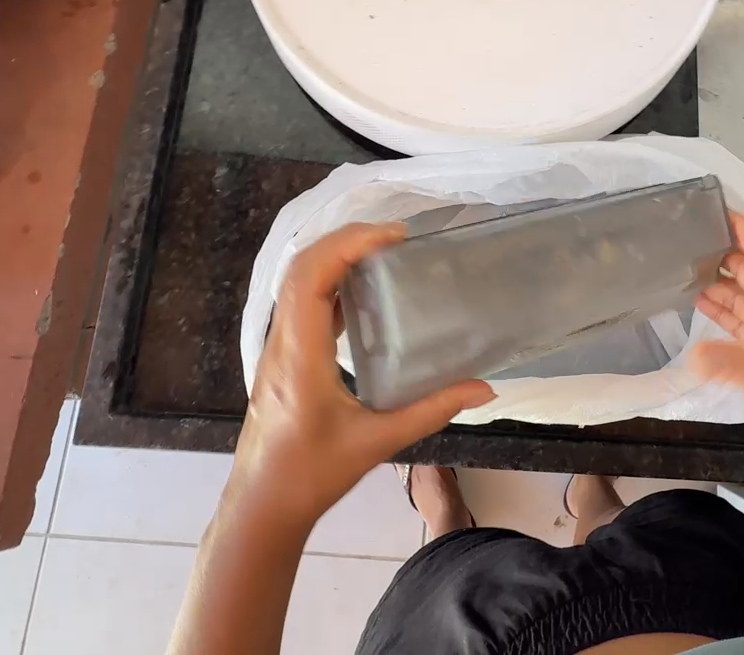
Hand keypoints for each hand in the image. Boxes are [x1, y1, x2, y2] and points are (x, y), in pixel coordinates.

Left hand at [232, 223, 493, 527]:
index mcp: (300, 355)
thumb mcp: (377, 443)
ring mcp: (277, 346)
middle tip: (396, 237)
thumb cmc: (312, 476)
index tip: (394, 236)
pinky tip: (362, 289)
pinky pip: (301, 300)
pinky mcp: (282, 354)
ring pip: (297, 280)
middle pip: (302, 266)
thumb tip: (483, 388)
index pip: (312, 277)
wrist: (261, 505)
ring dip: (335, 255)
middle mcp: (282, 340)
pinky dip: (330, 279)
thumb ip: (432, 411)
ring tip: (383, 252)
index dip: (349, 244)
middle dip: (346, 239)